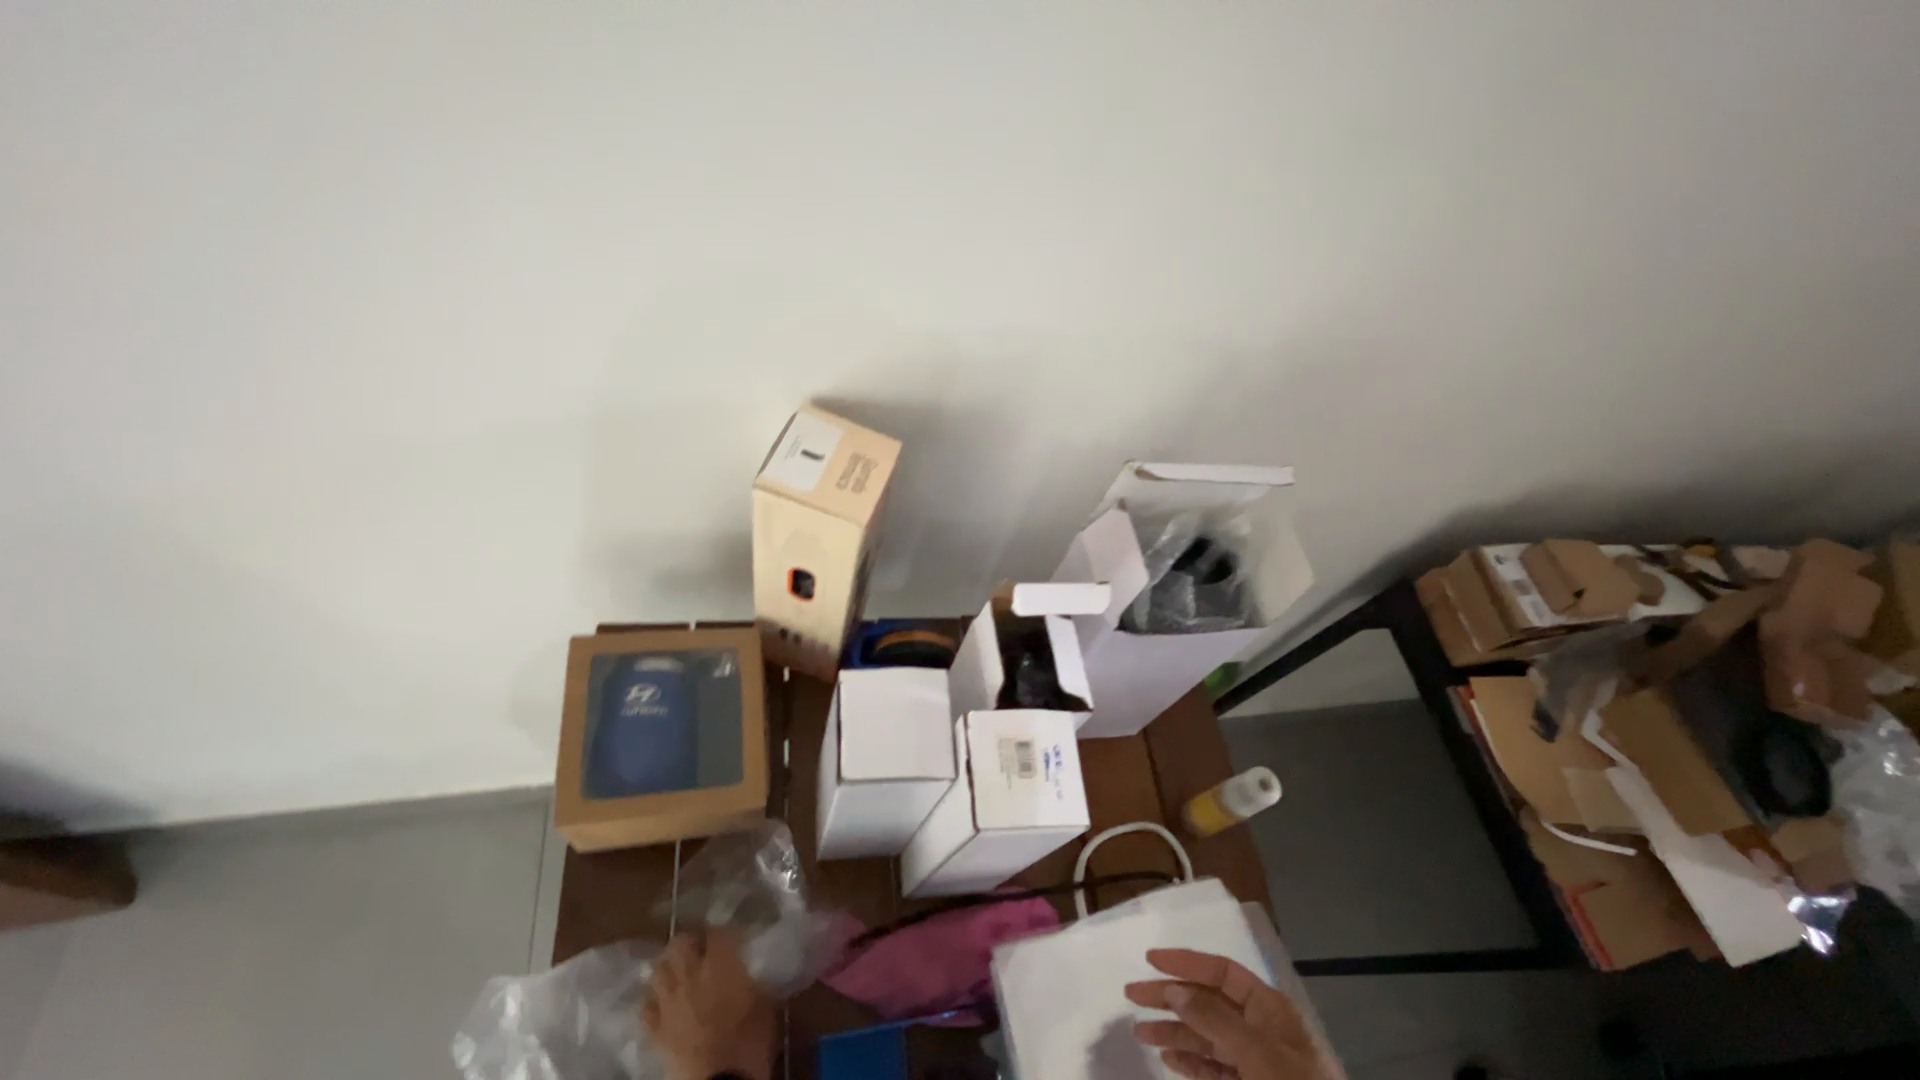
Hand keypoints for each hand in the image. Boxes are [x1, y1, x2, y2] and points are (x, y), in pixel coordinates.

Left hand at [641, 929, 776, 1079]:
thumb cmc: (749, 1041)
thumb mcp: (767, 1005)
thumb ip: (758, 981)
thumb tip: (755, 971)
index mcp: (720, 964)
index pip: (717, 930)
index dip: (724, 930)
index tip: (734, 937)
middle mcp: (689, 974)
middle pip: (680, 942)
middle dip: (691, 941)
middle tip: (703, 949)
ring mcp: (667, 1002)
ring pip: (658, 970)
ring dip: (669, 967)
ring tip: (681, 972)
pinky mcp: (654, 1029)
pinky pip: (646, 1007)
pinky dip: (654, 1002)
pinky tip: (663, 1004)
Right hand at [1124, 948, 1336, 1079]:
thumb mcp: (1258, 1055)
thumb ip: (1215, 1021)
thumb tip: (1174, 989)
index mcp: (1269, 1009)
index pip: (1222, 972)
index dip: (1186, 963)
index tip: (1149, 960)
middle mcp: (1260, 1028)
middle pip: (1208, 1002)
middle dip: (1170, 997)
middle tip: (1131, 995)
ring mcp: (1255, 1062)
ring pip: (1206, 1036)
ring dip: (1173, 1031)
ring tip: (1140, 1032)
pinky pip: (1214, 1068)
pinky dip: (1191, 1062)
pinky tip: (1168, 1058)